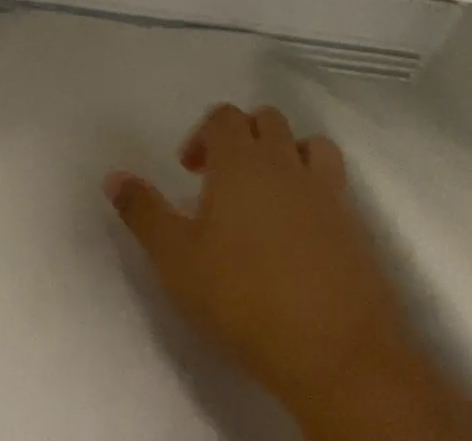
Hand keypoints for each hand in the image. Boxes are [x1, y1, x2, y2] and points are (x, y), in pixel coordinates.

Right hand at [106, 103, 471, 439]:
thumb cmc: (243, 297)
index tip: (189, 172)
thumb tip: (113, 176)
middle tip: (220, 180)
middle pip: (268, 120)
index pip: (224, 116)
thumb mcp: (175, 258)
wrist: (338, 355)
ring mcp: (329, 196)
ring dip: (286, 155)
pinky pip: (335, 188)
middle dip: (242, 137)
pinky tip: (297, 235)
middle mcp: (287, 166)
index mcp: (241, 162)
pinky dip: (314, 193)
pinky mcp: (358, 230)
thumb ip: (143, 211)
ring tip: (266, 196)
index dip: (202, 135)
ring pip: (311, 146)